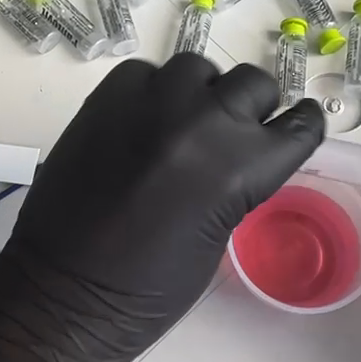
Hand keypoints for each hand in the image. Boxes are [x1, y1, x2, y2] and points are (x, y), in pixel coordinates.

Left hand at [0, 55, 324, 361]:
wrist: (63, 293)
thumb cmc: (150, 289)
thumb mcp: (219, 234)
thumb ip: (237, 180)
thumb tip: (239, 148)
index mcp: (242, 166)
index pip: (298, 125)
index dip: (297, 128)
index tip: (290, 129)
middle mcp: (202, 121)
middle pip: (254, 83)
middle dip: (250, 109)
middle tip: (229, 134)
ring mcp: (151, 101)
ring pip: (198, 68)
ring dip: (199, 94)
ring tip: (180, 126)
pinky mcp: (106, 96)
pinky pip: (146, 73)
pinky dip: (151, 93)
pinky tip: (142, 124)